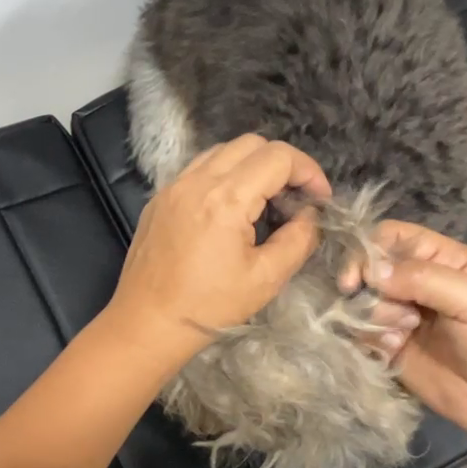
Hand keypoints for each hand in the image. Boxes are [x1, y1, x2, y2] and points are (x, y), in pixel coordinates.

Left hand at [105, 135, 331, 358]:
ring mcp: (173, 187)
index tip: (318, 199)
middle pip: (251, 144)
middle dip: (281, 165)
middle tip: (293, 200)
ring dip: (251, 167)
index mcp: (226, 199)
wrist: (147, 323)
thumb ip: (298, 240)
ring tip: (262, 203)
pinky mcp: (159, 199)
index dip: (308, 171)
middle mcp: (197, 182)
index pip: (278, 157)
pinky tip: (229, 211)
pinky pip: (197, 170)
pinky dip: (222, 177)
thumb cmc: (208, 307)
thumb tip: (309, 216)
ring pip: (222, 152)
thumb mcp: (266, 278)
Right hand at [342, 222, 466, 453]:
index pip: (392, 237)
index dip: (369, 251)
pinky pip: (361, 333)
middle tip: (389, 313)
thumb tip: (371, 271)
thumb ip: (426, 278)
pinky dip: (370, 341)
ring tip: (401, 337)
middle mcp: (417, 282)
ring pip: (362, 302)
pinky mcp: (389, 346)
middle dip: (369, 289)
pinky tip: (393, 352)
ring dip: (374, 318)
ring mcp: (401, 315)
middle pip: (369, 269)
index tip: (360, 278)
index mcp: (444, 260)